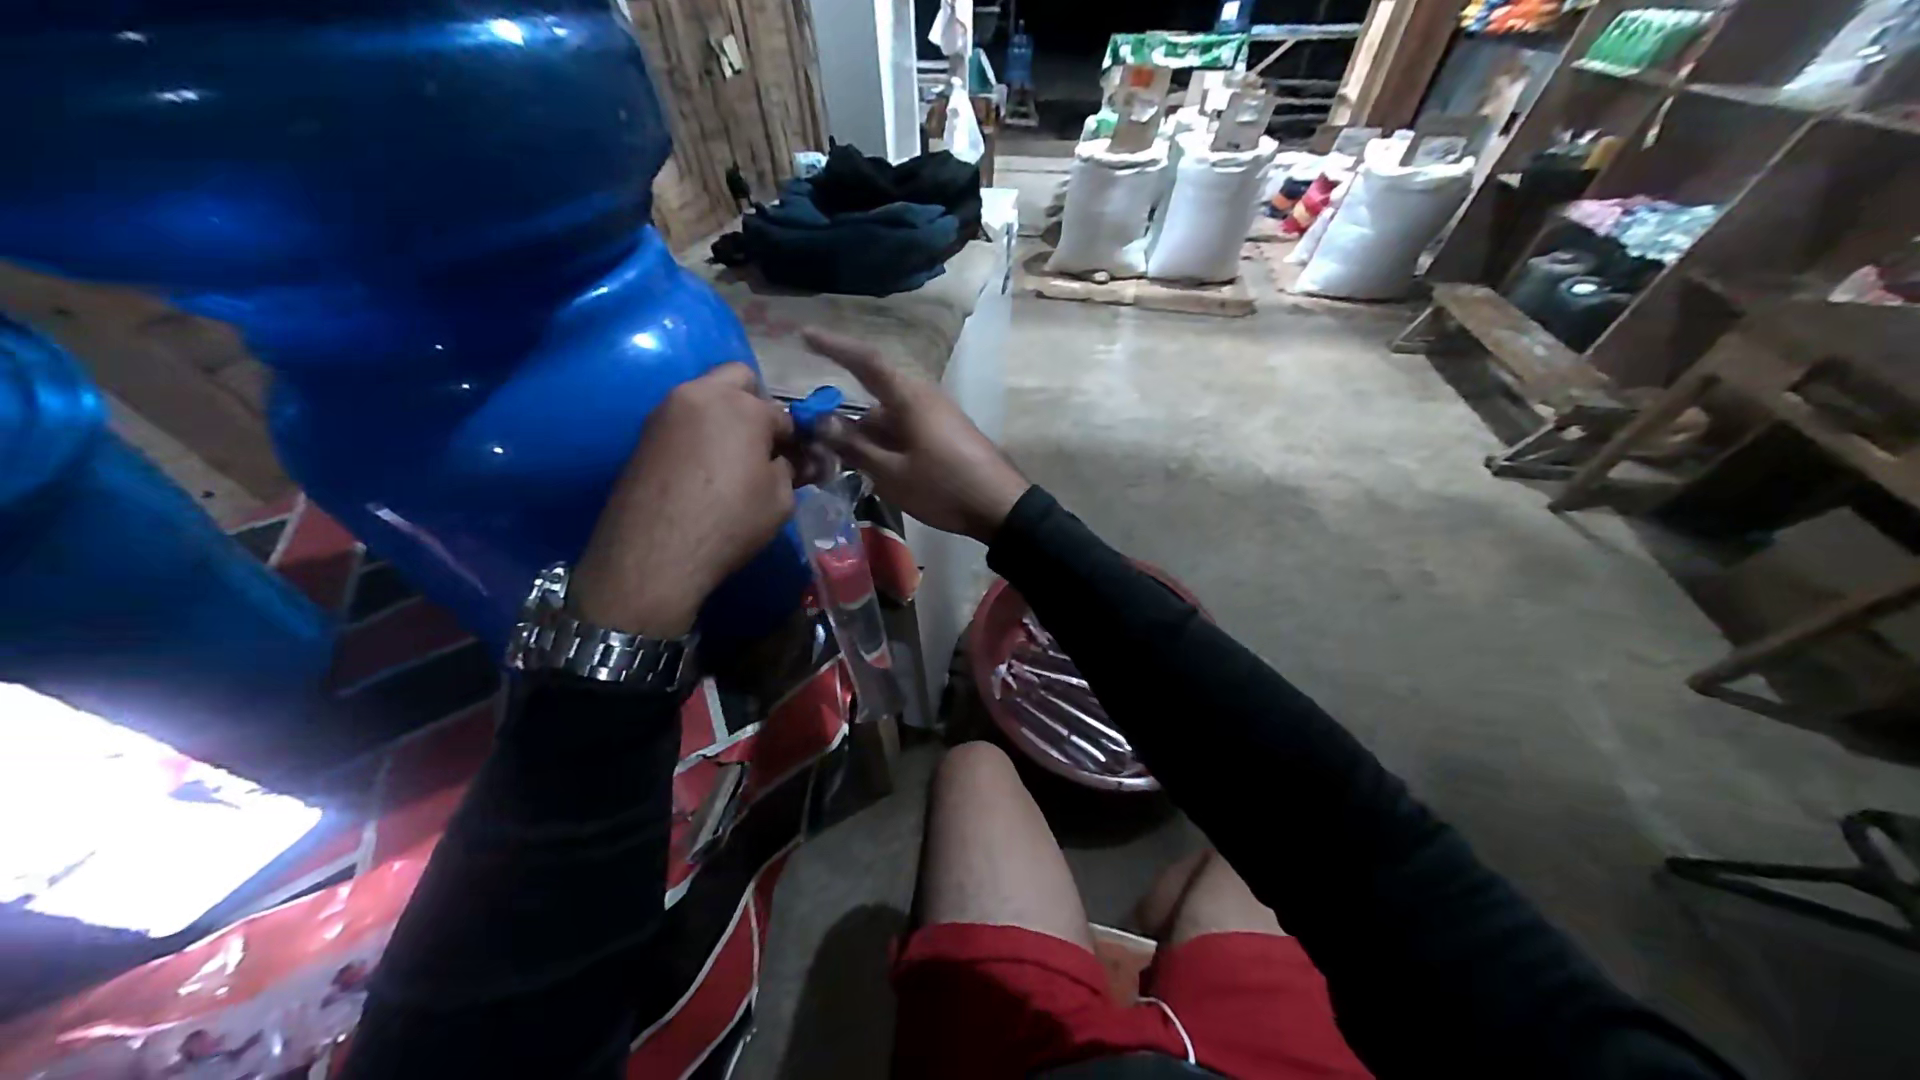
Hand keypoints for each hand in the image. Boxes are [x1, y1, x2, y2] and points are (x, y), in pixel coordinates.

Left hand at [570, 363, 795, 637]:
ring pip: (705, 397)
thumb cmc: (730, 521)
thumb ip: (789, 469)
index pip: (782, 413)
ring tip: (731, 459)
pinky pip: (682, 421)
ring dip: (723, 416)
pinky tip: (702, 470)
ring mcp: (666, 411)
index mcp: (743, 405)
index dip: (794, 437)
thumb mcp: (779, 499)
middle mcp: (701, 394)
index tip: (798, 459)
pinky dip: (698, 434)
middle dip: (755, 402)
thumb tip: (788, 461)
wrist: (655, 552)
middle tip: (761, 442)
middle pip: (738, 378)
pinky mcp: (643, 434)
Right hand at [802, 328, 1027, 542]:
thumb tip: (821, 420)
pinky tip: (875, 469)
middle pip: (874, 398)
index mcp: (909, 398)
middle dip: (846, 419)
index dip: (833, 346)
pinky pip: (905, 429)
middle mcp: (923, 397)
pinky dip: (885, 444)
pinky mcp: (945, 434)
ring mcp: (937, 416)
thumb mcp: (891, 473)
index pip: (866, 361)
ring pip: (889, 418)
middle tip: (820, 442)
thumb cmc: (943, 487)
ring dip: (866, 437)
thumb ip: (854, 446)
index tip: (805, 335)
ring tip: (846, 466)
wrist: (1000, 507)